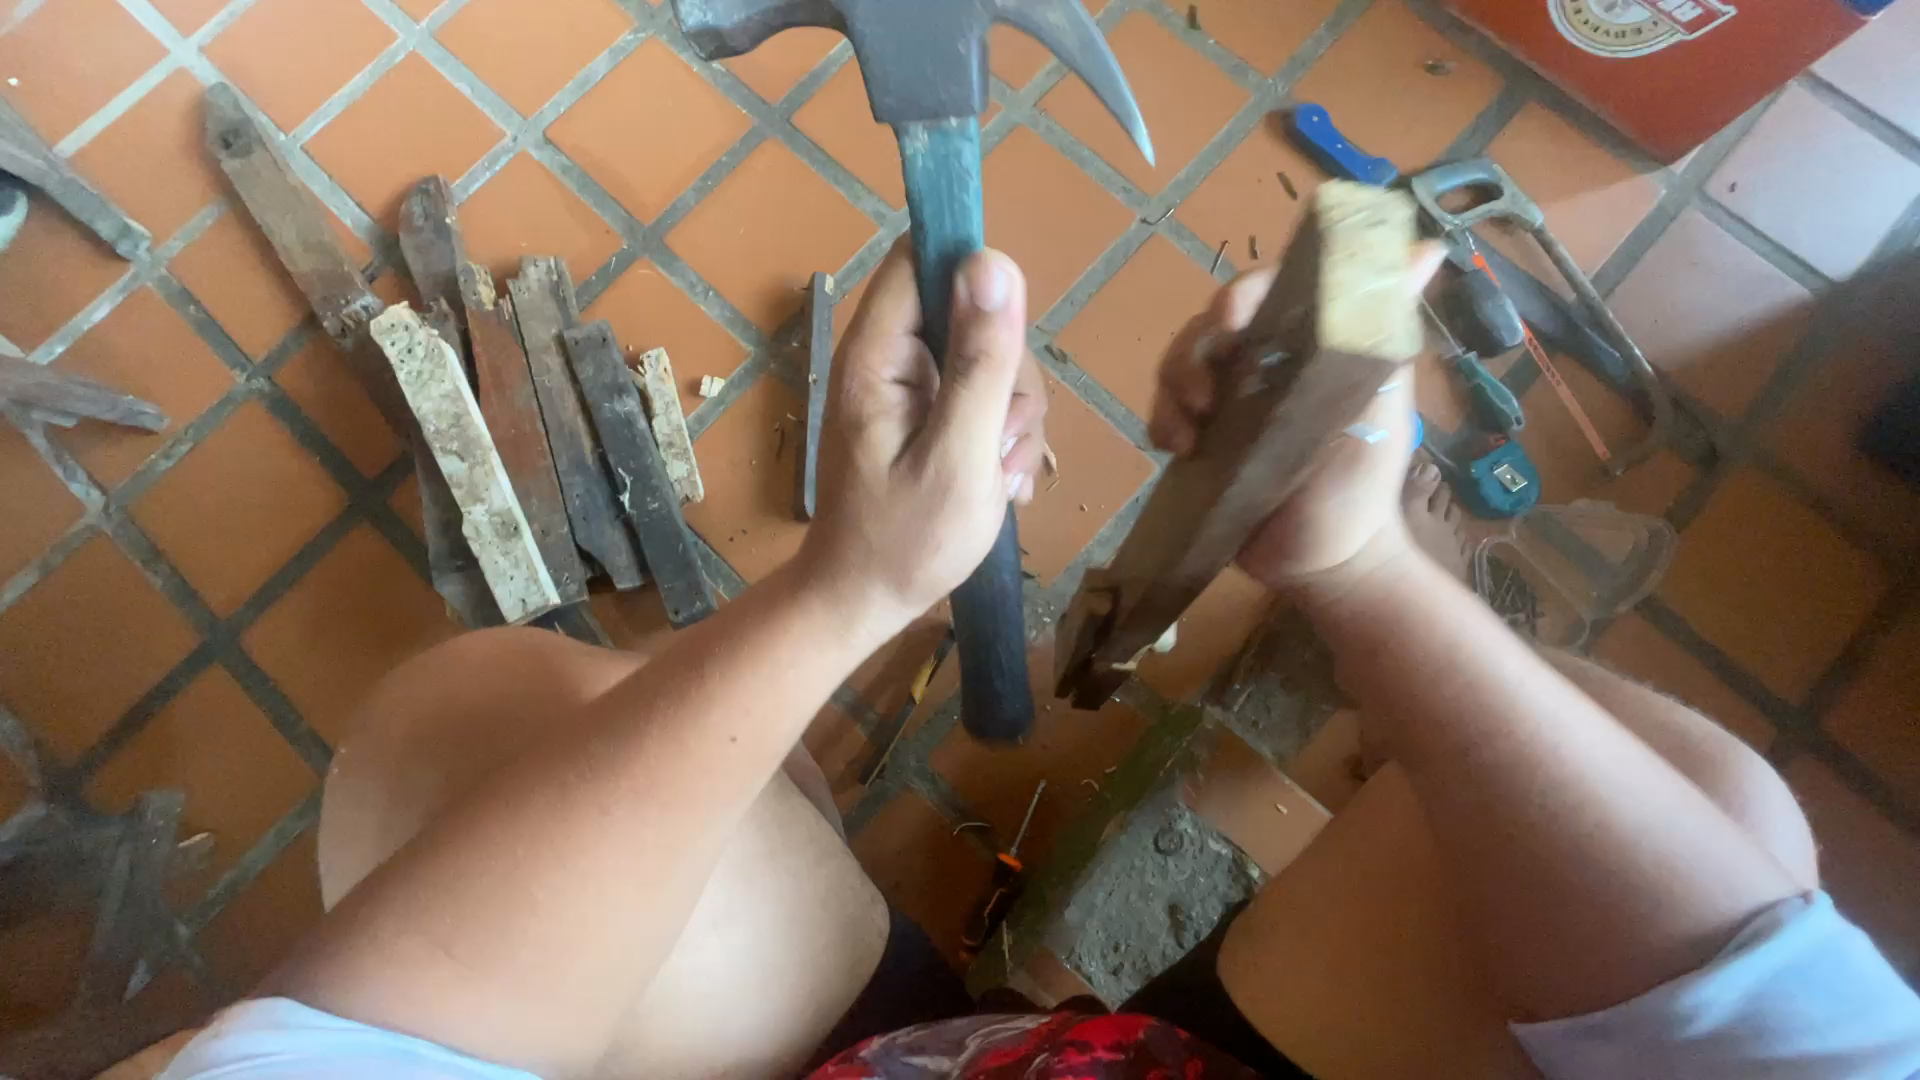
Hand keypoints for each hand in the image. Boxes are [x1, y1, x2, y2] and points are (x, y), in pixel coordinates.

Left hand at [798, 243, 1045, 625]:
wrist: (868, 601)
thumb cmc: (905, 542)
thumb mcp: (958, 455)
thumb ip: (980, 362)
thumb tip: (993, 260)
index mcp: (878, 355)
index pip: (920, 259)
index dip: (973, 272)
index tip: (1010, 333)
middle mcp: (892, 360)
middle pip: (971, 315)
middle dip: (1008, 375)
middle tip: (1002, 441)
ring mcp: (912, 391)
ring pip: (989, 363)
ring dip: (1012, 419)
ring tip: (998, 477)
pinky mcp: (929, 418)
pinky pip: (984, 402)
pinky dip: (1003, 440)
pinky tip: (1000, 483)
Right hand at [1148, 244, 1444, 593]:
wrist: (1325, 563)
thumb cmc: (1360, 483)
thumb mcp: (1380, 404)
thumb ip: (1381, 333)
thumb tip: (1427, 248)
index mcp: (1303, 347)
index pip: (1264, 295)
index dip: (1239, 297)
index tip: (1230, 322)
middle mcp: (1259, 366)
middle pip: (1206, 329)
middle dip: (1194, 355)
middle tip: (1204, 398)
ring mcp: (1225, 405)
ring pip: (1177, 369)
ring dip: (1174, 391)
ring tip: (1190, 436)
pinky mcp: (1199, 442)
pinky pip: (1164, 415)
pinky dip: (1162, 424)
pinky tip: (1179, 451)